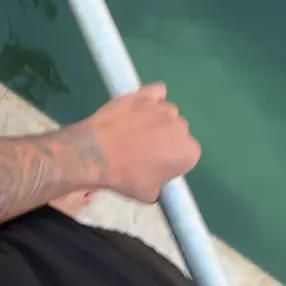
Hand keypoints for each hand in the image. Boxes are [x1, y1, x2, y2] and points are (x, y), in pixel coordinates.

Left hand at [77, 85, 200, 202]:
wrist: (96, 153)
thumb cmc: (125, 176)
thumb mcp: (149, 194)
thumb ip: (161, 185)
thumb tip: (156, 181)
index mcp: (188, 153)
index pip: (187, 153)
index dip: (172, 158)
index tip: (157, 162)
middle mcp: (181, 127)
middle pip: (178, 130)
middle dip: (166, 137)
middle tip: (145, 145)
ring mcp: (162, 107)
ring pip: (166, 111)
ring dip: (157, 118)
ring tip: (137, 126)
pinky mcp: (144, 94)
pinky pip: (157, 92)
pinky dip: (152, 97)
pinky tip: (140, 105)